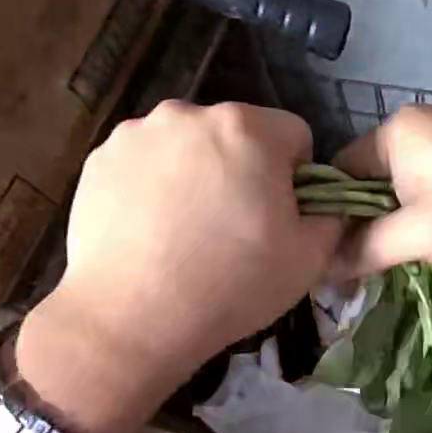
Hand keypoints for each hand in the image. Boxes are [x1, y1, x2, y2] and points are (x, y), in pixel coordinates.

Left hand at [15, 103, 338, 432]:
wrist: (133, 318)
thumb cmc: (232, 285)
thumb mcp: (308, 260)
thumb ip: (331, 218)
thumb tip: (325, 205)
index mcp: (248, 128)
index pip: (294, 135)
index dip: (296, 178)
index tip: (279, 217)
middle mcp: (190, 113)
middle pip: (237, 135)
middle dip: (244, 170)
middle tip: (232, 227)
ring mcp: (138, 134)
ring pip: (188, 147)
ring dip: (197, 174)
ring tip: (186, 232)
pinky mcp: (100, 160)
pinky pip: (145, 163)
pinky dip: (154, 186)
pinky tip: (150, 231)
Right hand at [336, 106, 431, 274]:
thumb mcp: (423, 236)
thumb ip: (367, 248)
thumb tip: (323, 266)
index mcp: (395, 132)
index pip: (339, 175)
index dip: (332, 221)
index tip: (334, 261)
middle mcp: (419, 121)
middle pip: (371, 178)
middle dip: (369, 222)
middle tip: (371, 267)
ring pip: (405, 181)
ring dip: (400, 219)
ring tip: (411, 255)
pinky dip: (429, 207)